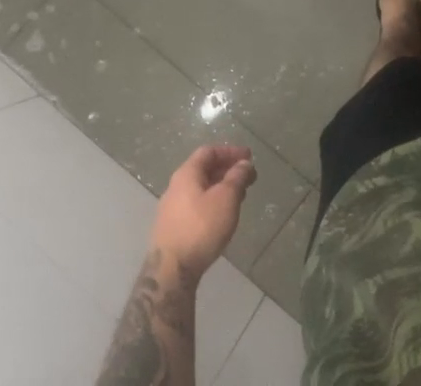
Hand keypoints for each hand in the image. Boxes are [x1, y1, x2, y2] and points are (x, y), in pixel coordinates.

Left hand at [151, 145, 256, 278]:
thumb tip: (243, 164)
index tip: (249, 157)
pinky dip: (213, 202)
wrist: (171, 270)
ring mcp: (171, 209)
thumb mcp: (226, 198)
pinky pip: (195, 205)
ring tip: (240, 197)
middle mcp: (175, 187)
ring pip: (200, 189)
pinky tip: (223, 215)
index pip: (208, 152)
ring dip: (222, 187)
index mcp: (186, 174)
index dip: (230, 151)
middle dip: (228, 170)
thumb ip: (236, 177)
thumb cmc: (201, 227)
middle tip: (248, 178)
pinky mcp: (172, 227)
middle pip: (204, 170)